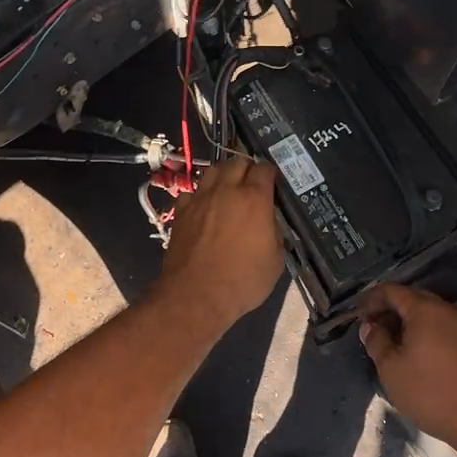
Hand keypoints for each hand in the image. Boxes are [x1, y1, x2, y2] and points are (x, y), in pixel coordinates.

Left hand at [152, 158, 284, 328]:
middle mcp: (226, 190)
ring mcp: (200, 198)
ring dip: (222, 176)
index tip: (273, 183)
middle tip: (250, 184)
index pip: (265, 169)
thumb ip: (274, 232)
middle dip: (246, 169)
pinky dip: (200, 196)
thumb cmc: (243, 280)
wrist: (197, 294)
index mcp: (254, 198)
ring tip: (226, 191)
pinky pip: (192, 192)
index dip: (270, 173)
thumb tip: (269, 221)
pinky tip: (203, 209)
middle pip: (237, 162)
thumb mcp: (275, 260)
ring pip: (212, 171)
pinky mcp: (181, 210)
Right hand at [359, 284, 456, 451]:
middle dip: (390, 310)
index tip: (360, 319)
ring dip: (408, 323)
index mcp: (424, 309)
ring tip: (395, 346)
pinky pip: (443, 328)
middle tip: (375, 332)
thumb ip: (376, 342)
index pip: (391, 290)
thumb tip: (370, 327)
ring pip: (429, 314)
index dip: (371, 301)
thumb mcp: (391, 369)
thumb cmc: (431, 392)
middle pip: (412, 298)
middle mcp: (446, 310)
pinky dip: (426, 333)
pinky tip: (419, 356)